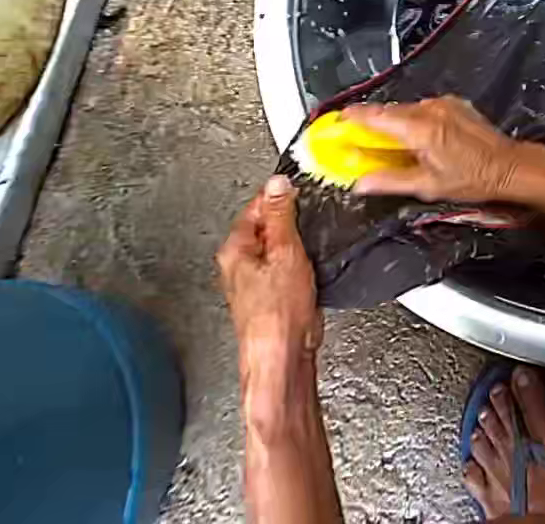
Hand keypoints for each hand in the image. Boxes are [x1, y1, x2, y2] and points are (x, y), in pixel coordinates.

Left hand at [218, 175, 321, 355]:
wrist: (283, 360)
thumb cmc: (277, 316)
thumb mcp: (286, 251)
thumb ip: (282, 214)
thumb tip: (277, 184)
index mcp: (235, 248)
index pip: (258, 204)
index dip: (282, 196)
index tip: (301, 192)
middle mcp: (239, 263)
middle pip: (269, 224)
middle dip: (292, 222)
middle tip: (308, 227)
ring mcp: (255, 280)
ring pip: (280, 246)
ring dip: (297, 245)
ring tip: (308, 253)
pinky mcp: (272, 293)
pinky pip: (287, 265)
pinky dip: (300, 262)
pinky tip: (310, 270)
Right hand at [339, 96, 523, 202]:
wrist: (508, 165)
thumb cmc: (472, 179)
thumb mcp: (428, 186)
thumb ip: (390, 181)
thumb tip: (360, 183)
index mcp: (421, 128)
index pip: (377, 116)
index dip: (354, 116)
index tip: (338, 120)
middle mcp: (431, 110)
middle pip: (390, 111)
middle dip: (372, 121)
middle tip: (357, 134)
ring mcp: (444, 104)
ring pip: (407, 109)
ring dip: (395, 121)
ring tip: (390, 141)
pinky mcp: (454, 103)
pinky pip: (425, 108)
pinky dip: (414, 118)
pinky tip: (417, 135)